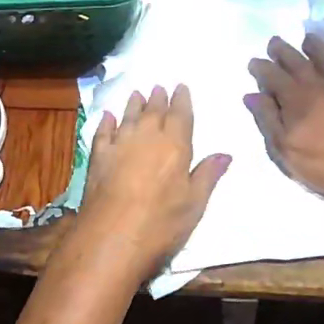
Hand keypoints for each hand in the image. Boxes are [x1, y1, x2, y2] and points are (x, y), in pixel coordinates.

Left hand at [77, 85, 229, 280]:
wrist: (112, 236)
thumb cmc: (162, 223)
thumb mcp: (194, 204)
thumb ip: (207, 175)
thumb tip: (225, 153)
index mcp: (175, 146)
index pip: (180, 116)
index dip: (181, 100)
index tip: (180, 86)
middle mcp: (146, 138)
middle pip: (153, 112)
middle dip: (158, 98)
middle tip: (158, 86)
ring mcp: (119, 146)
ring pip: (128, 117)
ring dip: (133, 105)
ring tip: (137, 94)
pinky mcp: (97, 158)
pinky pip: (102, 133)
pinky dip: (106, 122)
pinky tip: (107, 116)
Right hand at [246, 35, 323, 212]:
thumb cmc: (319, 164)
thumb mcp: (282, 147)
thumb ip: (267, 118)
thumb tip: (252, 95)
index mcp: (294, 98)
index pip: (273, 76)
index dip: (261, 68)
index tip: (253, 62)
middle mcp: (318, 87)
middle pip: (298, 63)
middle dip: (284, 51)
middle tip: (274, 41)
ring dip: (317, 48)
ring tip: (309, 37)